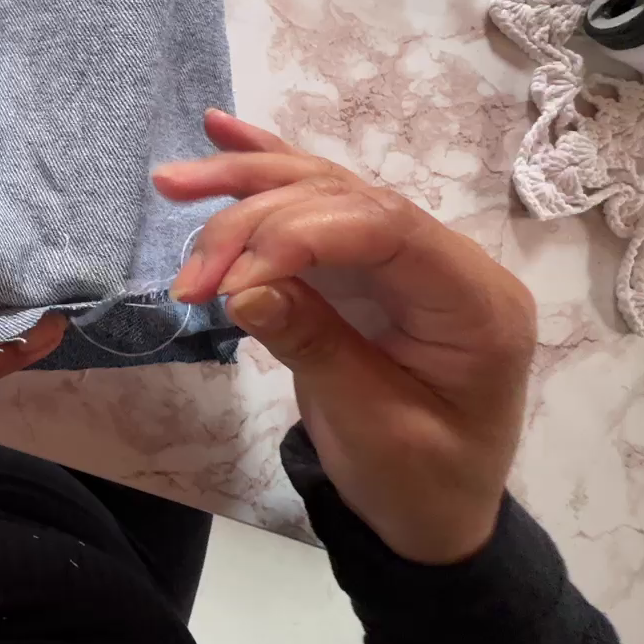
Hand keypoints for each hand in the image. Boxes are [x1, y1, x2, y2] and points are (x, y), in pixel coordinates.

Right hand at [153, 110, 536, 564]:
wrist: (427, 509)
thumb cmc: (417, 478)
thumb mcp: (371, 424)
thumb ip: (314, 345)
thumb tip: (243, 289)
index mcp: (471, 300)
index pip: (383, 228)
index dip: (297, 235)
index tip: (228, 282)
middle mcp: (438, 259)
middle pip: (339, 198)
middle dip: (252, 221)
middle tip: (190, 273)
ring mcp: (396, 256)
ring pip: (316, 189)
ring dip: (241, 182)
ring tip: (173, 180)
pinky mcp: (354, 262)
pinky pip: (306, 203)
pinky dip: (261, 173)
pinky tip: (221, 134)